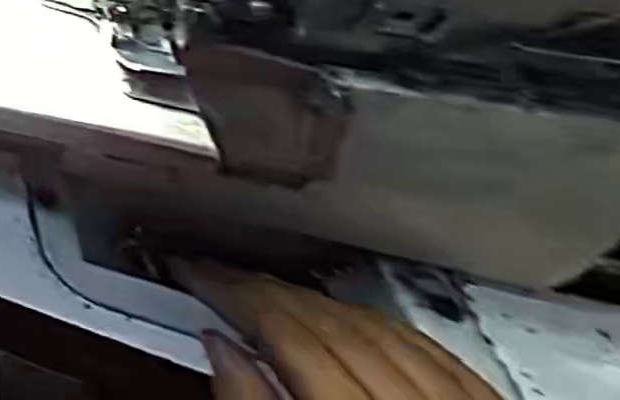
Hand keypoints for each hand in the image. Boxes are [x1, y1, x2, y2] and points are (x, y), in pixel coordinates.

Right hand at [183, 262, 500, 399]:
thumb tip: (215, 344)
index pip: (285, 332)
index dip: (226, 290)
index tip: (187, 270)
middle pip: (328, 323)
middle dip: (258, 287)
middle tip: (209, 270)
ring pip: (376, 327)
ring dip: (308, 297)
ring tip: (263, 287)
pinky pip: (433, 351)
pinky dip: (376, 322)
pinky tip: (344, 312)